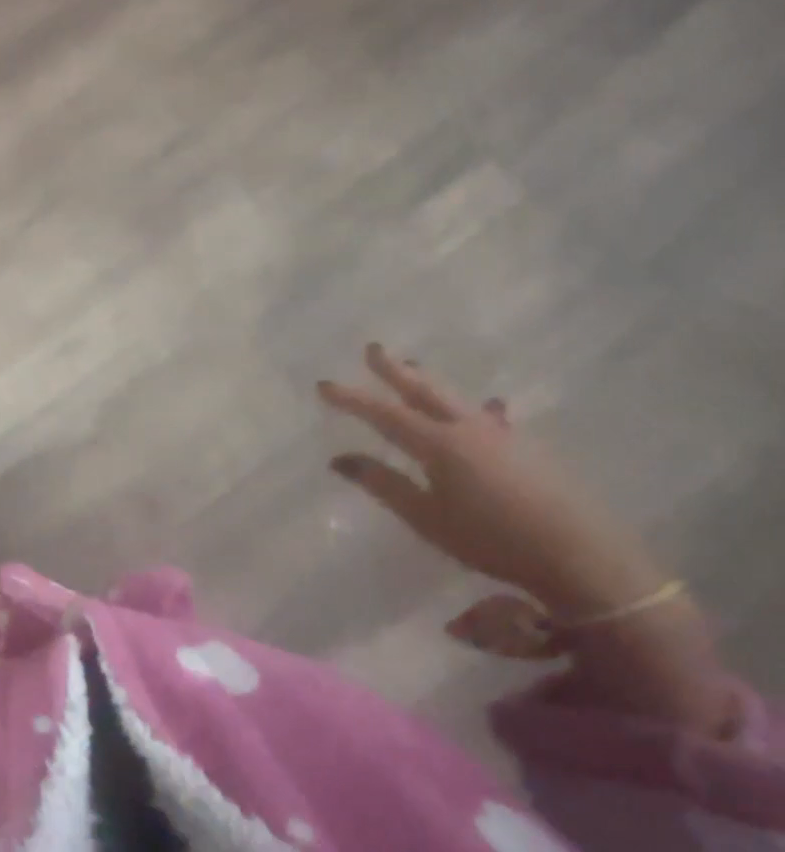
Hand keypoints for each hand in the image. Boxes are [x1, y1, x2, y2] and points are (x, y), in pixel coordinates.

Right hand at [317, 343, 661, 617]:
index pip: (385, 414)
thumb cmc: (491, 540)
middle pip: (425, 391)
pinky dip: (474, 406)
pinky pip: (490, 416)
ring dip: (430, 382)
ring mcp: (503, 436)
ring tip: (415, 367)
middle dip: (396, 370)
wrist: (582, 557)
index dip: (352, 399)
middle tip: (373, 348)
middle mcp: (469, 429)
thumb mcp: (426, 517)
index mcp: (439, 444)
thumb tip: (338, 458)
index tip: (323, 384)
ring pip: (457, 399)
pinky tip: (485, 407)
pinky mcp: (528, 450)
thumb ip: (383, 484)